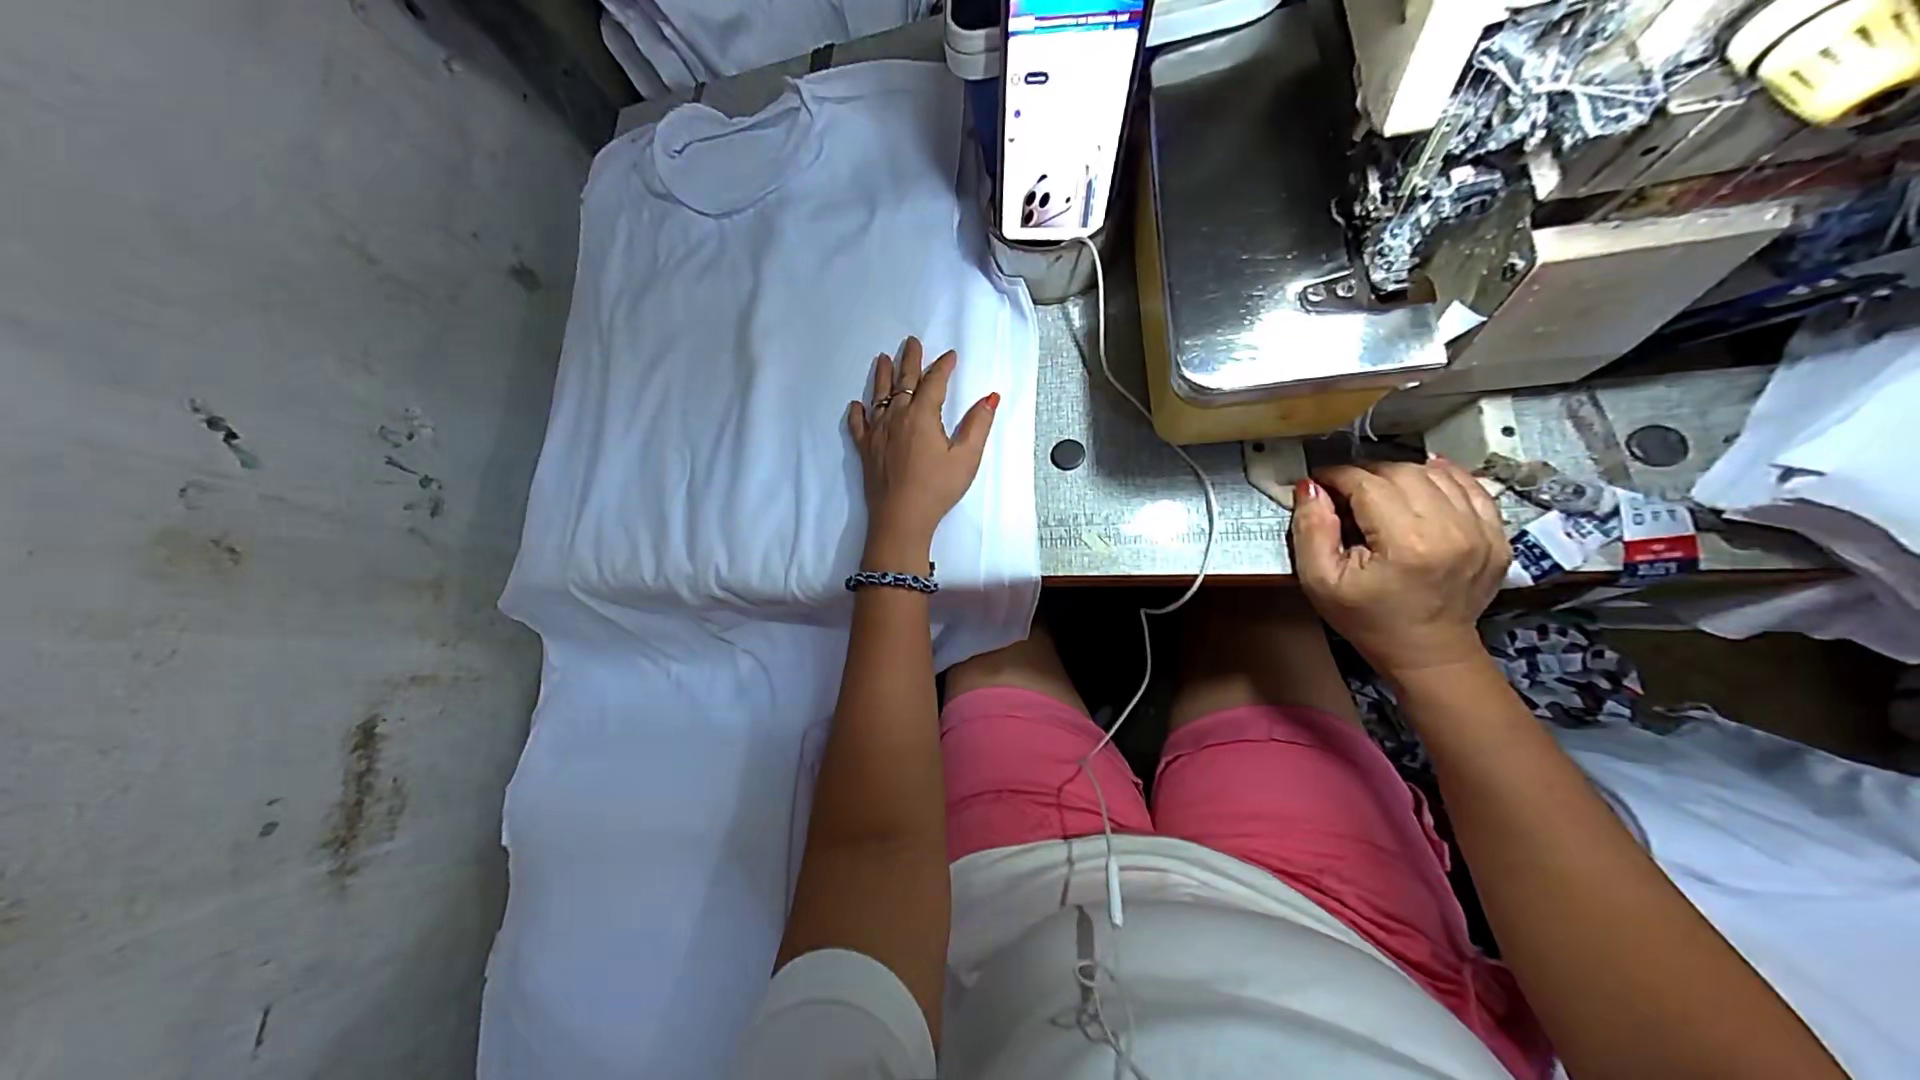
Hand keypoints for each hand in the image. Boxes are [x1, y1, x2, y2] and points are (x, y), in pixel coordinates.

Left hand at [847, 337, 998, 564]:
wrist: (900, 518)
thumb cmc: (936, 489)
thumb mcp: (966, 457)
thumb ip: (978, 425)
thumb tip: (990, 398)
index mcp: (922, 416)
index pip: (934, 382)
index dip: (943, 366)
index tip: (950, 356)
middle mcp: (897, 418)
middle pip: (904, 381)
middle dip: (910, 360)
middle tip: (911, 342)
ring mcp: (878, 433)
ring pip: (878, 396)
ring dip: (882, 376)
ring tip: (882, 359)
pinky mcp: (866, 450)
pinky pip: (859, 425)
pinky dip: (858, 413)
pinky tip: (856, 405)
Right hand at [1290, 459, 1509, 680]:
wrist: (1427, 652)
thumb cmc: (1368, 620)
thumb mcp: (1320, 581)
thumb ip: (1310, 529)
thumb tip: (1310, 486)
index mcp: (1406, 543)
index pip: (1366, 483)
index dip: (1336, 476)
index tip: (1319, 483)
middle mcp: (1451, 529)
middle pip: (1401, 472)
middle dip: (1366, 474)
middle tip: (1345, 492)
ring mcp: (1481, 531)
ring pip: (1435, 473)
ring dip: (1401, 474)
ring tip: (1379, 492)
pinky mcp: (1497, 535)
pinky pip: (1470, 485)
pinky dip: (1442, 477)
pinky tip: (1420, 482)